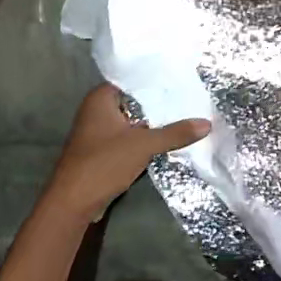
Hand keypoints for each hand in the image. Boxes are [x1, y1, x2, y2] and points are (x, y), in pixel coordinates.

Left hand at [45, 84, 210, 220]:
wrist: (74, 200)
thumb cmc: (104, 163)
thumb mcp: (144, 145)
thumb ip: (175, 133)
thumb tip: (207, 123)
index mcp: (100, 98)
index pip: (133, 81)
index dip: (157, 81)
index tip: (185, 81)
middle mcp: (96, 110)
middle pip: (135, 102)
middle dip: (159, 105)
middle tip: (192, 100)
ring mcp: (98, 132)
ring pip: (132, 123)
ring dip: (153, 125)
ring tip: (186, 118)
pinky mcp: (102, 151)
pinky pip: (128, 139)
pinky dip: (144, 141)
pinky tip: (167, 141)